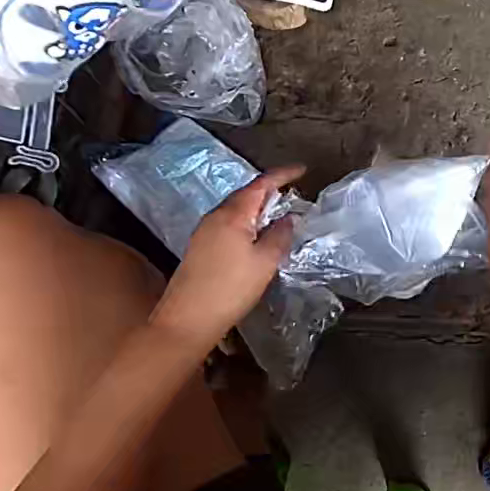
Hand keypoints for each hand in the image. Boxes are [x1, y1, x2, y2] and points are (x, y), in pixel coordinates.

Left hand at [150, 165, 304, 345]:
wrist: (187, 321)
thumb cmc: (231, 289)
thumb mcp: (266, 261)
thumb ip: (280, 235)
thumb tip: (288, 218)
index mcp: (233, 216)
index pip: (261, 185)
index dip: (282, 175)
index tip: (302, 170)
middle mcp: (215, 217)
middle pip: (245, 194)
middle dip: (270, 188)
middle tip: (293, 189)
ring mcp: (204, 232)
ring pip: (236, 209)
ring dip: (258, 205)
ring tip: (279, 209)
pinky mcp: (200, 247)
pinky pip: (228, 222)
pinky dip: (247, 219)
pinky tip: (257, 232)